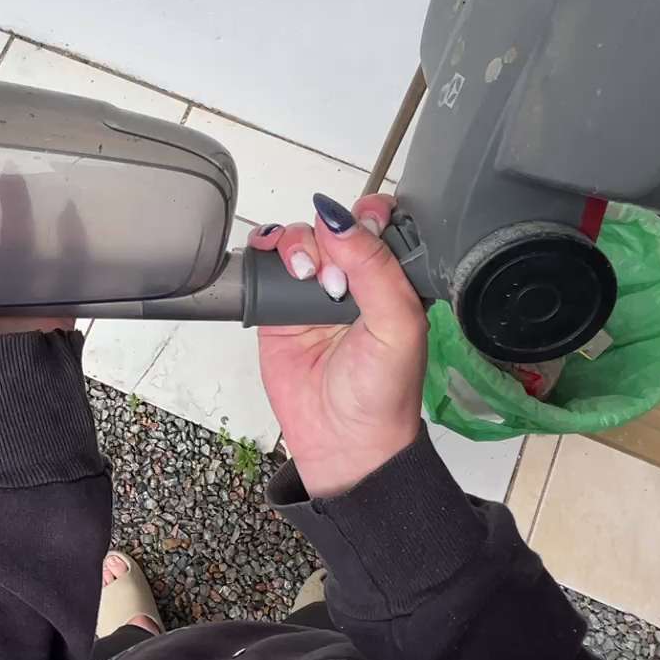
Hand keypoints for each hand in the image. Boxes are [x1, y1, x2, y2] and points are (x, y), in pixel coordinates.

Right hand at [249, 193, 427, 496]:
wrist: (341, 442)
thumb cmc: (381, 395)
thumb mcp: (396, 327)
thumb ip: (376, 269)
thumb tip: (339, 222)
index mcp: (392, 281)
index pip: (380, 225)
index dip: (366, 217)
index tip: (359, 233)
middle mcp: (353, 281)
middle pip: (332, 225)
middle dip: (328, 236)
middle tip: (332, 278)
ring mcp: (311, 293)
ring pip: (299, 238)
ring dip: (296, 243)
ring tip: (302, 276)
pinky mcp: (276, 308)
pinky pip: (265, 265)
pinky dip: (263, 250)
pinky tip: (269, 257)